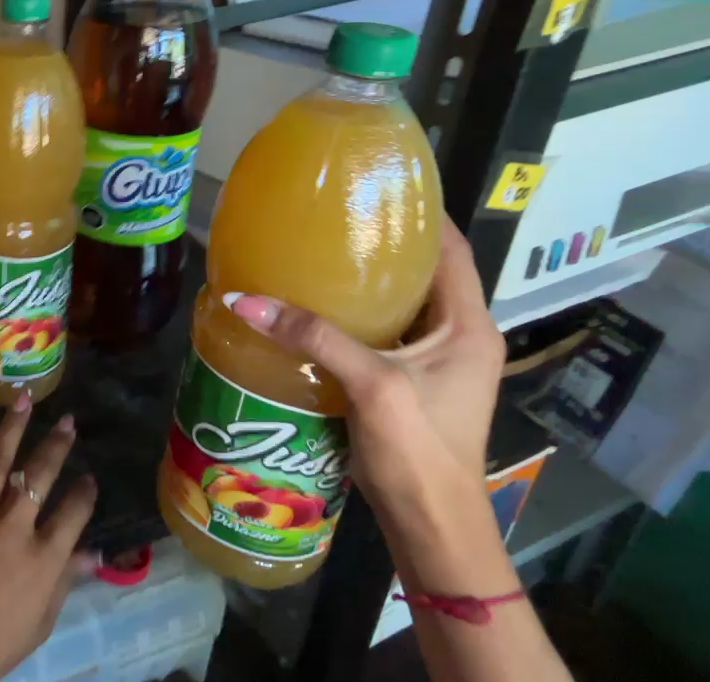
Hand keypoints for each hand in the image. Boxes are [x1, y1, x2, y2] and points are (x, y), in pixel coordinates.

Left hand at [0, 393, 98, 681]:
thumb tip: (93, 554)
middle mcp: (14, 529)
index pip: (72, 514)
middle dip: (55, 446)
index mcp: (43, 561)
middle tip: (67, 421)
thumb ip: (64, 581)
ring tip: (23, 399)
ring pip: (1, 461)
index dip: (84, 494)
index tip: (91, 478)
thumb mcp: (39, 622)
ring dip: (13, 427)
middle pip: (39, 477)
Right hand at [223, 215, 506, 513]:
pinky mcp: (408, 381)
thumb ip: (312, 337)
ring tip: (314, 251)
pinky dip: (351, 313)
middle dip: (383, 243)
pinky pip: (380, 331)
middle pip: (425, 274)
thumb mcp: (371, 385)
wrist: (432, 522)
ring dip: (365, 279)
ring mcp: (434, 362)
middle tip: (330, 216)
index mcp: (469, 327)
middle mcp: (459, 337)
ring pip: (400, 303)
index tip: (380, 187)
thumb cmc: (420, 449)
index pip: (454, 253)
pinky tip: (311, 306)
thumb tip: (240, 300)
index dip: (424, 217)